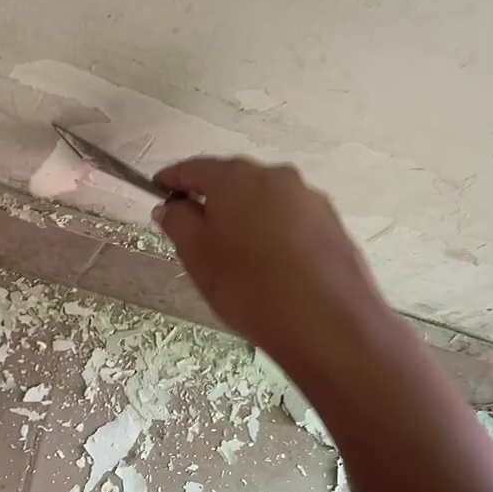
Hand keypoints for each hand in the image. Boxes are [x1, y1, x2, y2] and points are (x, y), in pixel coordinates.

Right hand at [153, 157, 393, 374]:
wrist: (327, 323)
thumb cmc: (248, 286)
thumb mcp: (197, 256)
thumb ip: (179, 222)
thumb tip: (172, 205)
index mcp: (237, 177)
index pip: (195, 168)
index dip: (173, 179)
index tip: (158, 188)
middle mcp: (277, 177)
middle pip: (235, 183)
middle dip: (214, 201)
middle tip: (196, 231)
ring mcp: (310, 200)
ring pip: (267, 203)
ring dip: (248, 219)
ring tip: (237, 257)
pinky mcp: (334, 226)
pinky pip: (293, 223)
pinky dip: (276, 236)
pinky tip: (272, 268)